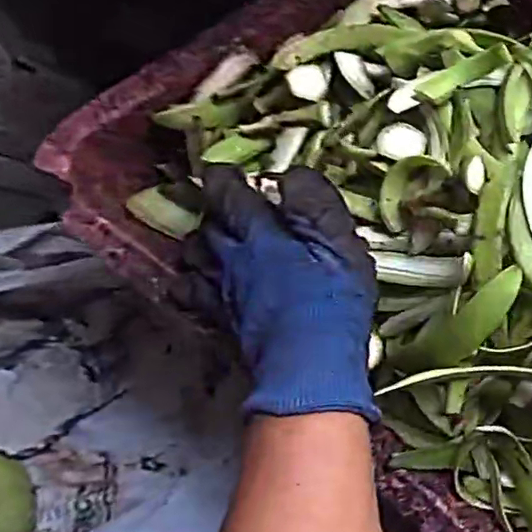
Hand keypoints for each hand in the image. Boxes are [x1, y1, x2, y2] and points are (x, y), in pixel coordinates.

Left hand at [181, 166, 378, 421]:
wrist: (308, 363)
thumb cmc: (333, 301)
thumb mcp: (343, 248)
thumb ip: (318, 208)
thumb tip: (293, 174)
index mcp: (260, 235)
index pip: (231, 195)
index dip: (226, 178)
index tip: (225, 168)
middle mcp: (229, 257)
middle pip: (209, 224)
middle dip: (216, 210)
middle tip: (230, 205)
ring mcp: (219, 290)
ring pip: (194, 255)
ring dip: (203, 242)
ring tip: (218, 239)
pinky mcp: (218, 318)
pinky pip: (189, 290)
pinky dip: (191, 279)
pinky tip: (202, 281)